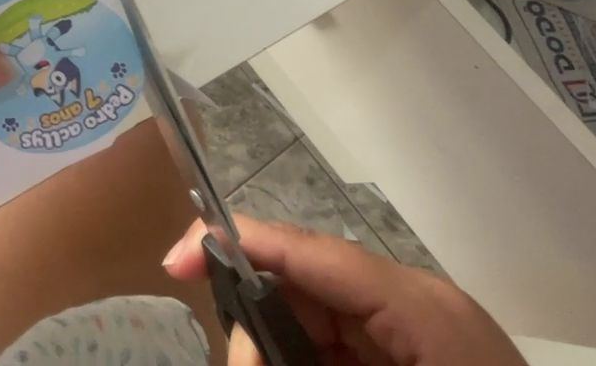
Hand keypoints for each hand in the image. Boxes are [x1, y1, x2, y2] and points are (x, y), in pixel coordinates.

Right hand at [163, 218, 525, 365]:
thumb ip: (294, 361)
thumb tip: (242, 349)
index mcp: (420, 306)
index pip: (306, 248)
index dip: (232, 243)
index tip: (174, 264)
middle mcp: (416, 300)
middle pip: (301, 281)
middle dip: (256, 319)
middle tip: (243, 362)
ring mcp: (418, 326)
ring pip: (312, 312)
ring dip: (277, 343)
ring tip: (261, 360)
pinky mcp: (413, 350)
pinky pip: (336, 339)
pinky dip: (306, 352)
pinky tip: (287, 358)